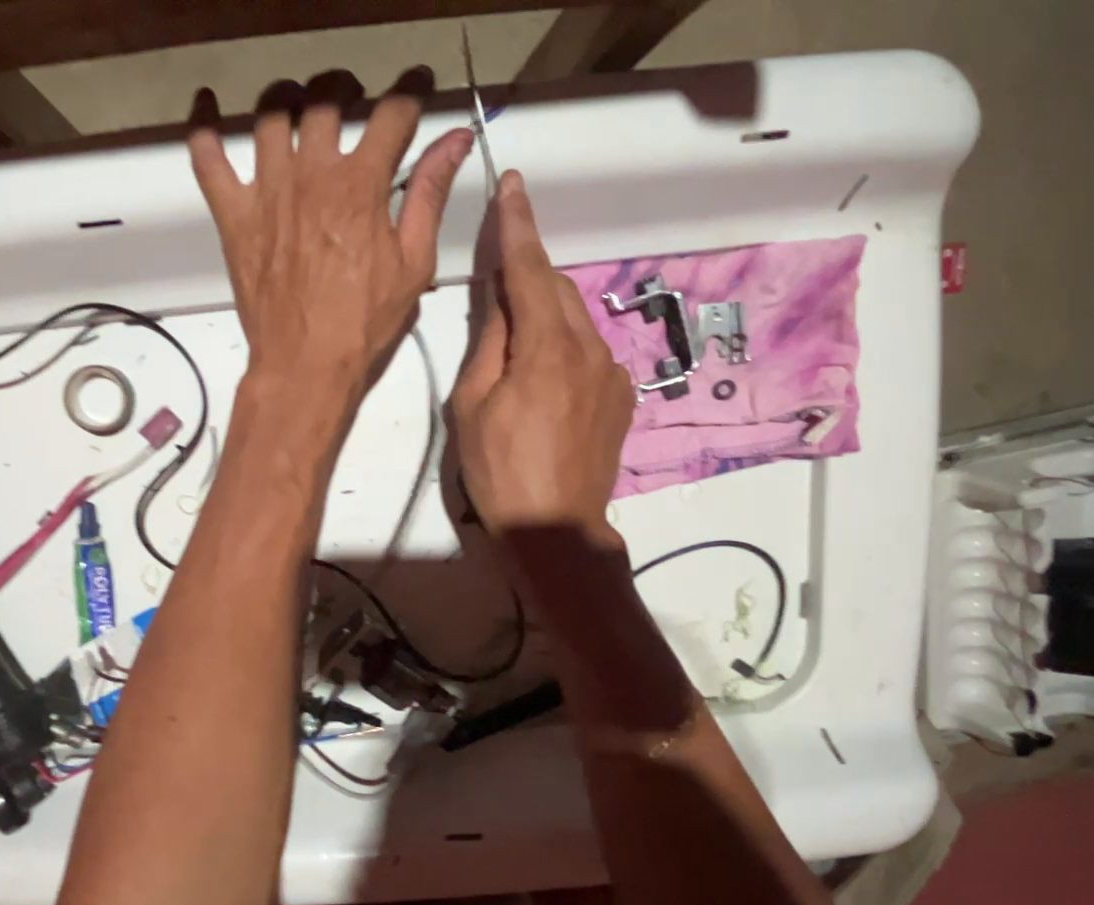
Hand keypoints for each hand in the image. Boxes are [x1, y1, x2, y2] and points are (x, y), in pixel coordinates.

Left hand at [188, 72, 472, 410]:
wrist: (305, 364)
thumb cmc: (364, 323)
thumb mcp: (413, 263)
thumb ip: (429, 196)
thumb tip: (456, 139)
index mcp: (360, 186)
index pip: (391, 115)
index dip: (411, 91)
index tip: (419, 83)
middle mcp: (311, 174)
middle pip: (324, 101)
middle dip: (344, 87)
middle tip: (351, 96)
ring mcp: (265, 191)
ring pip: (269, 116)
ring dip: (286, 96)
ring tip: (297, 102)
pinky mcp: (232, 215)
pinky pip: (207, 158)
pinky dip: (203, 125)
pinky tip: (206, 102)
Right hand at [451, 171, 633, 532]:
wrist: (556, 531)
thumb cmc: (500, 472)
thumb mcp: (472, 407)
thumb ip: (489, 344)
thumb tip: (500, 302)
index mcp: (546, 347)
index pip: (529, 269)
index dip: (518, 224)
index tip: (512, 184)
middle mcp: (588, 348)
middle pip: (556, 288)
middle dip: (527, 274)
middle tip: (495, 282)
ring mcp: (612, 372)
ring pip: (574, 320)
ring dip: (544, 314)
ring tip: (514, 347)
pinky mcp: (622, 396)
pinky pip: (589, 353)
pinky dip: (563, 348)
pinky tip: (543, 385)